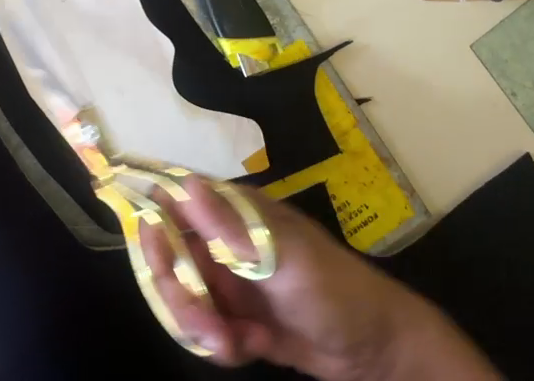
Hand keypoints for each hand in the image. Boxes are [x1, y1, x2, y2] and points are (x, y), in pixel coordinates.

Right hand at [141, 178, 499, 380]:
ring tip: (229, 345)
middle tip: (203, 323)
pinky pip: (206, 328)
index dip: (154, 226)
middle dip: (178, 293)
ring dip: (198, 325)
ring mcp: (229, 281)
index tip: (156, 260)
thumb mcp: (285, 256)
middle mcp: (224, 242)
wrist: (379, 352)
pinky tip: (246, 349)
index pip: (173, 204)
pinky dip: (218, 343)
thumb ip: (231, 226)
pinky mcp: (237, 318)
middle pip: (170, 258)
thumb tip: (184, 182)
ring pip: (184, 297)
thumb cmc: (335, 290)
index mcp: (233, 213)